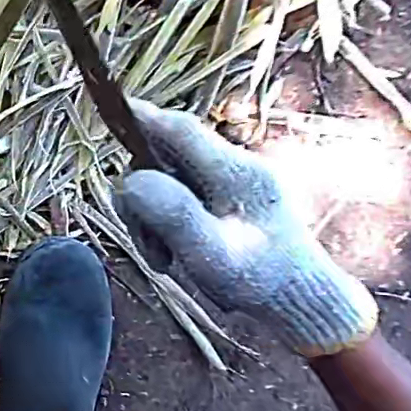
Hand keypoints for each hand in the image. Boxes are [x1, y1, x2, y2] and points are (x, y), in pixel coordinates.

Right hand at [114, 99, 376, 355]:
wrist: (300, 303)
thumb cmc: (259, 282)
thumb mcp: (211, 255)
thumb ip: (173, 214)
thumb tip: (130, 179)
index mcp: (238, 173)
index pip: (181, 130)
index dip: (143, 117)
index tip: (111, 107)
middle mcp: (235, 167)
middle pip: (163, 158)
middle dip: (140, 196)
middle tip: (147, 242)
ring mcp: (230, 182)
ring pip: (163, 181)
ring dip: (149, 217)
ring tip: (164, 257)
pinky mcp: (224, 197)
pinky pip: (176, 196)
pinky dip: (162, 223)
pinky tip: (172, 252)